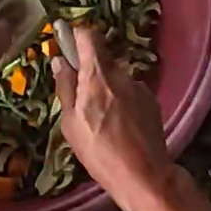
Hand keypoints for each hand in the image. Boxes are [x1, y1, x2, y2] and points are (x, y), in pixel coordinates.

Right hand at [53, 25, 173, 207]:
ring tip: (100, 118)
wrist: (144, 175)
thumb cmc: (98, 151)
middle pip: (102, 58)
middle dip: (88, 69)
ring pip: (116, 78)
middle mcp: (121, 74)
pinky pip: (130, 92)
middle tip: (78, 93)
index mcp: (97, 75)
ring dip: (106, 88)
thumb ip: (65, 87)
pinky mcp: (151, 101)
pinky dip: (121, 100)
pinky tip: (119, 124)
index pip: (88, 36)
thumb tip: (59, 60)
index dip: (76, 35)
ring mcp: (139, 87)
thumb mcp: (70, 122)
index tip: (66, 41)